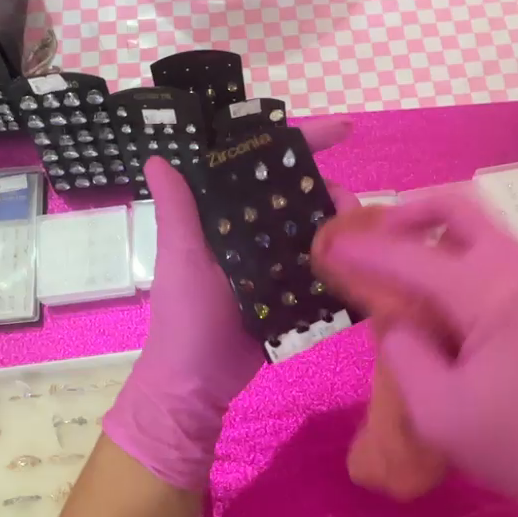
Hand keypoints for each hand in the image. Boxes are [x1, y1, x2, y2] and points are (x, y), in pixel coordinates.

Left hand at [102, 118, 353, 491]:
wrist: (196, 385)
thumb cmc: (183, 319)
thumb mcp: (180, 259)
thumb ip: (177, 210)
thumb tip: (155, 156)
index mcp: (222, 217)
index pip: (259, 168)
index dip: (298, 143)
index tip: (342, 131)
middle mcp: (250, 233)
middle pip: (297, 196)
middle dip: (329, 190)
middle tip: (351, 205)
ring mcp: (272, 264)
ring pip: (313, 231)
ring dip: (340, 225)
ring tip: (358, 234)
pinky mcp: (289, 294)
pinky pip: (318, 271)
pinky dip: (339, 263)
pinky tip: (362, 262)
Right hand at [317, 193, 517, 516]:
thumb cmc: (515, 448)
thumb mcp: (437, 411)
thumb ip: (403, 351)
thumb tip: (394, 317)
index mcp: (496, 295)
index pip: (415, 258)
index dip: (366, 252)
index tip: (327, 245)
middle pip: (460, 208)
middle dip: (409, 213)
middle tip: (374, 239)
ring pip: (481, 230)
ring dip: (436, 238)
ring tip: (401, 273)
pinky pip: (500, 257)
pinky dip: (463, 260)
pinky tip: (443, 298)